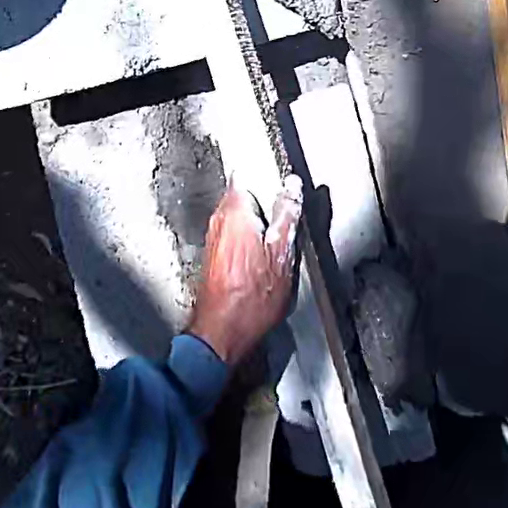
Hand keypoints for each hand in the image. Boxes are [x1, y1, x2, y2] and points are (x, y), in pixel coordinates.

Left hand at [188, 176, 302, 367]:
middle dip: (267, 203)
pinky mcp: (215, 253)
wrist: (222, 333)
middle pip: (245, 195)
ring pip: (241, 215)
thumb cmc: (251, 299)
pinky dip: (251, 239)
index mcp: (235, 211)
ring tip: (278, 243)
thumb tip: (292, 186)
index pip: (247, 174)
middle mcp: (219, 219)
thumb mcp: (282, 255)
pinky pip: (236, 233)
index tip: (284, 185)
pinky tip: (264, 259)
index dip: (268, 176)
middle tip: (288, 218)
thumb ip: (288, 216)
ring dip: (260, 223)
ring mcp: (214, 236)